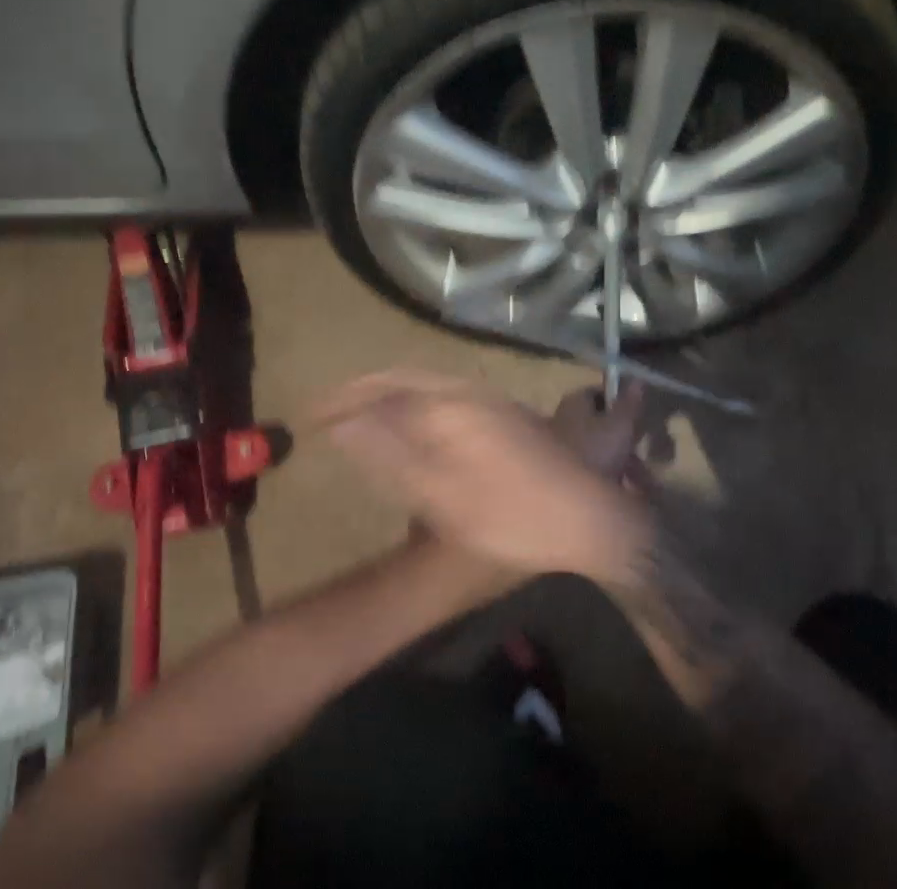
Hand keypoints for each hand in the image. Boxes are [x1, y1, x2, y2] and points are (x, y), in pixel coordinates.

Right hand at [316, 370, 651, 584]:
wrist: (588, 516)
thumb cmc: (513, 516)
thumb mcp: (442, 497)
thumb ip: (390, 456)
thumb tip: (341, 424)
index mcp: (448, 408)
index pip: (381, 391)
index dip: (342, 402)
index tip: (308, 416)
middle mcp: (469, 393)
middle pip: (405, 379)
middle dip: (364, 390)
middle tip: (328, 408)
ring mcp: (494, 402)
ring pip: (430, 385)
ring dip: (391, 393)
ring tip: (363, 412)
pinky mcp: (509, 416)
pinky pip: (449, 396)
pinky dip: (418, 402)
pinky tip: (416, 424)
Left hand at [550, 382, 645, 479]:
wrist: (566, 494)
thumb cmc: (596, 450)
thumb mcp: (620, 424)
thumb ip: (630, 404)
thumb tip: (637, 380)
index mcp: (574, 403)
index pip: (597, 392)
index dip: (619, 401)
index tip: (638, 414)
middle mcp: (564, 420)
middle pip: (599, 422)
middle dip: (625, 436)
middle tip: (643, 449)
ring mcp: (562, 448)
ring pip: (599, 448)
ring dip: (622, 460)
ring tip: (642, 479)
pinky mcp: (564, 473)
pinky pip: (593, 468)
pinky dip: (610, 474)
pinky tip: (626, 486)